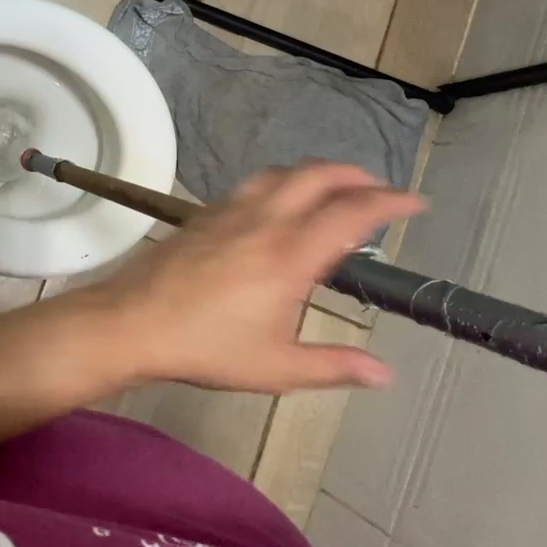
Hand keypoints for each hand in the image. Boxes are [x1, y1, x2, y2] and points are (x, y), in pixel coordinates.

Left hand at [91, 163, 421, 393]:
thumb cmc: (205, 347)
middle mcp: (261, 222)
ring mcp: (226, 214)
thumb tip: (383, 373)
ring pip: (277, 174)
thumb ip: (333, 366)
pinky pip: (249, 186)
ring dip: (312, 173)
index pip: (350, 214)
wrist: (131, 322)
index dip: (389, 202)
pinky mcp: (201, 217)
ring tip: (330, 189)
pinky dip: (277, 183)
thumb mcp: (276, 368)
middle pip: (314, 176)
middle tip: (377, 189)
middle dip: (353, 175)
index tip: (415, 202)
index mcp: (288, 255)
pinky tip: (275, 206)